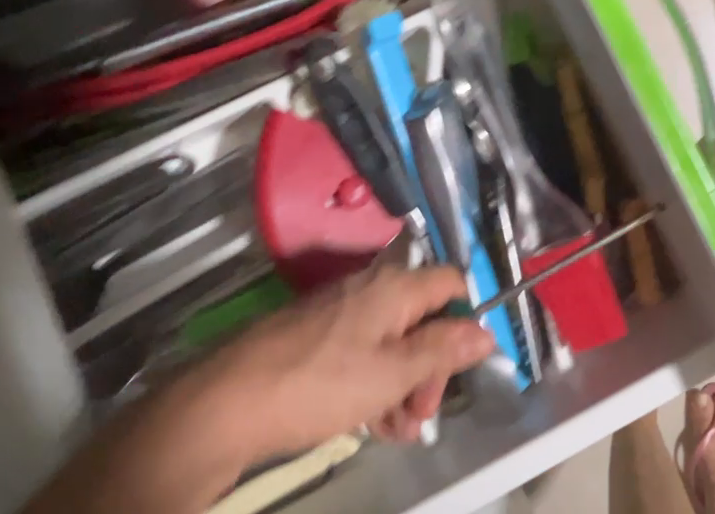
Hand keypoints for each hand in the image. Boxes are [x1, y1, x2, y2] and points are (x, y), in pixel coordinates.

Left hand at [165, 263, 494, 463]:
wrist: (227, 403)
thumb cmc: (319, 385)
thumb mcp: (392, 374)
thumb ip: (442, 350)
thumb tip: (486, 330)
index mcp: (393, 288)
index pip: (451, 282)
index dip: (466, 318)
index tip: (463, 364)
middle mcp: (369, 290)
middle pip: (422, 317)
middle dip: (432, 366)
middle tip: (423, 414)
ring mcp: (339, 313)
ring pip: (392, 342)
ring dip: (404, 385)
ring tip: (397, 431)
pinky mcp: (315, 338)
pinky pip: (362, 353)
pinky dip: (374, 384)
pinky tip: (370, 424)